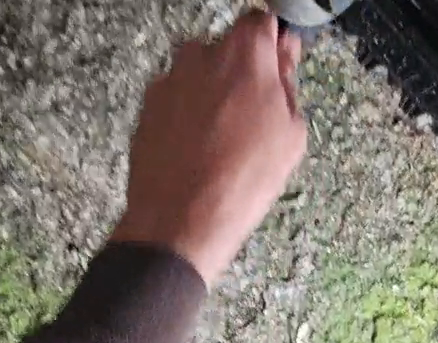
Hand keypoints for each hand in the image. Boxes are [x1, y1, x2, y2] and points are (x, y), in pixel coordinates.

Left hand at [110, 12, 307, 284]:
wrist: (180, 225)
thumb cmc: (236, 184)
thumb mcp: (291, 137)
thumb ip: (288, 85)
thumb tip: (283, 66)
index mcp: (244, 51)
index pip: (262, 23)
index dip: (272, 48)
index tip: (278, 68)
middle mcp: (200, 55)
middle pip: (227, 52)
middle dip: (239, 78)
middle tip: (251, 122)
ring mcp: (168, 82)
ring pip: (198, 80)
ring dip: (210, 101)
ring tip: (221, 148)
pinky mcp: (146, 110)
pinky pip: (174, 106)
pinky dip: (184, 124)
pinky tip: (196, 157)